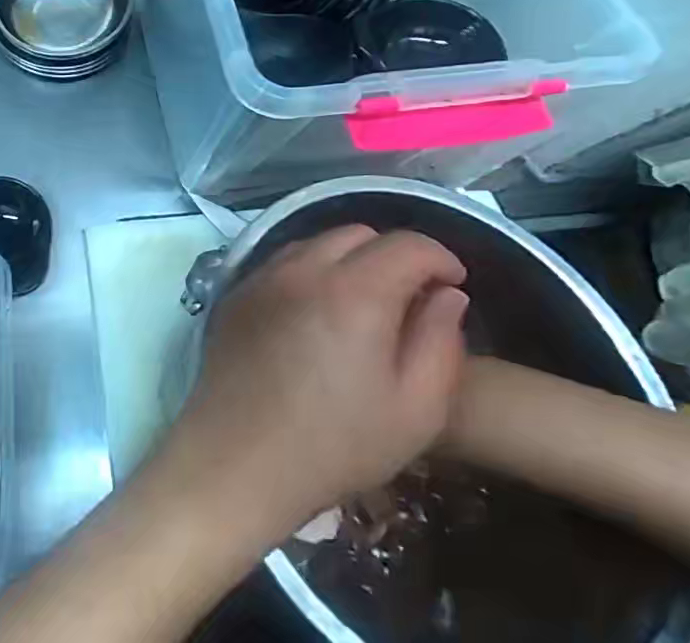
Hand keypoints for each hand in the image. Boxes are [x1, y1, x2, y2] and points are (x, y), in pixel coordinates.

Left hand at [159, 225, 469, 547]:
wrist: (238, 456)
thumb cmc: (335, 443)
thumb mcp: (416, 408)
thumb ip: (440, 341)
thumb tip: (447, 295)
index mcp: (353, 291)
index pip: (407, 244)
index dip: (441, 258)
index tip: (454, 285)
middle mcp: (302, 269)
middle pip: (357, 233)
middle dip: (393, 255)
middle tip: (409, 297)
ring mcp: (261, 277)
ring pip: (315, 243)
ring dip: (348, 259)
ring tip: (362, 304)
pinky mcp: (235, 292)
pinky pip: (281, 263)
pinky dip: (309, 271)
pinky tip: (315, 312)